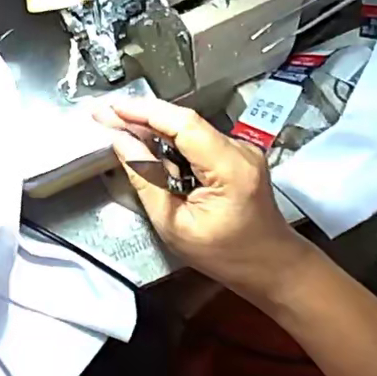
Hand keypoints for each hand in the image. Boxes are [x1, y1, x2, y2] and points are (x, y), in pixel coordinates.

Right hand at [96, 96, 329, 306]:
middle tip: (106, 116)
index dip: (144, 112)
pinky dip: (168, 141)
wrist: (270, 265)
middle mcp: (239, 150)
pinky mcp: (234, 153)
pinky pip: (195, 138)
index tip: (112, 110)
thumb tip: (121, 144)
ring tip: (119, 132)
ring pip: (187, 126)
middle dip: (141, 116)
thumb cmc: (229, 255)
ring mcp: (240, 149)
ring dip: (152, 128)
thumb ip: (146, 179)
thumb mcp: (175, 225)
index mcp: (230, 168)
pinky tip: (148, 148)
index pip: (183, 123)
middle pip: (183, 120)